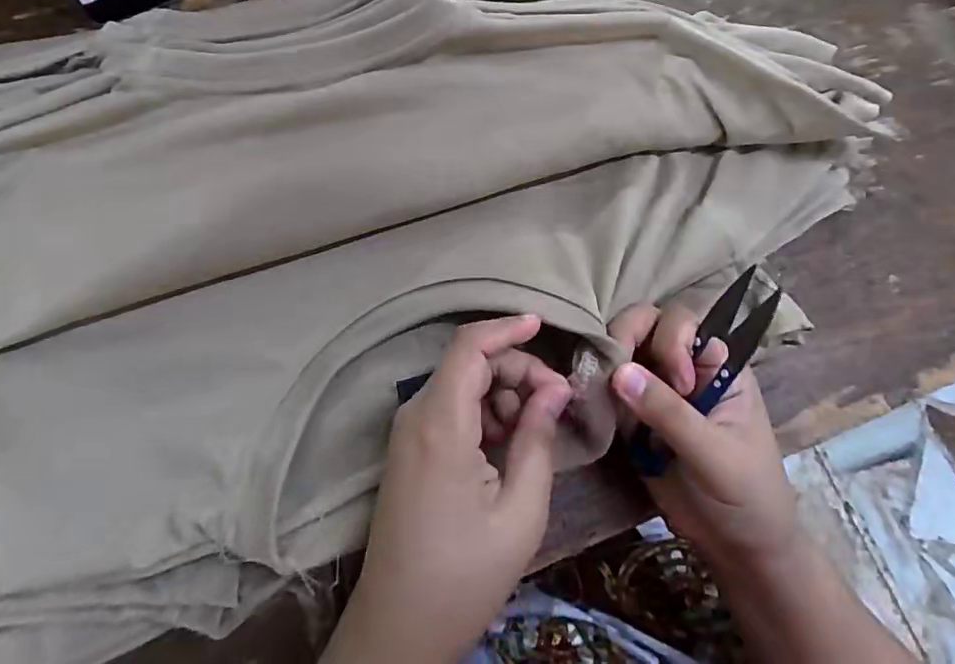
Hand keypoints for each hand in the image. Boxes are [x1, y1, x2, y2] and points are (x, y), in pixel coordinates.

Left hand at [322, 315, 573, 663]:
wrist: (397, 630)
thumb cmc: (464, 575)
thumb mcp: (519, 511)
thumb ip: (537, 440)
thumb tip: (556, 389)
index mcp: (440, 424)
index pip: (469, 347)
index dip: (507, 327)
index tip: (544, 323)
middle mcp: (416, 415)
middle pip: (469, 363)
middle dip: (516, 370)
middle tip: (556, 402)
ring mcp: (407, 432)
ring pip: (461, 384)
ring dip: (503, 394)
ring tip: (535, 431)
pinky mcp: (409, 449)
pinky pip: (450, 409)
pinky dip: (484, 413)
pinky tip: (509, 444)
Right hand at [606, 302, 798, 571]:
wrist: (738, 548)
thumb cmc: (747, 493)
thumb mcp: (715, 454)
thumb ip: (670, 412)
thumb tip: (619, 371)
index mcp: (716, 362)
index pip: (684, 321)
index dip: (671, 339)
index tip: (679, 384)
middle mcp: (683, 364)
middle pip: (647, 323)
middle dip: (627, 335)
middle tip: (617, 371)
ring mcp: (656, 387)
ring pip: (623, 351)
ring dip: (607, 361)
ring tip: (597, 388)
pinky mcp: (633, 414)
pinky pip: (609, 388)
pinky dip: (596, 390)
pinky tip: (589, 402)